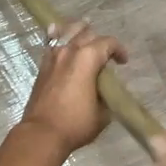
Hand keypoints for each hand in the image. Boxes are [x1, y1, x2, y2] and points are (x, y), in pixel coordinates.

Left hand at [19, 20, 127, 153]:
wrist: (42, 133)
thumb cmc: (76, 123)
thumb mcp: (103, 113)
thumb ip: (107, 95)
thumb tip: (104, 90)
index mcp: (88, 58)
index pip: (108, 43)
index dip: (119, 50)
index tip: (123, 62)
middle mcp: (70, 51)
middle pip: (88, 34)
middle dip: (100, 41)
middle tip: (106, 56)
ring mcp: (53, 56)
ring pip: (67, 32)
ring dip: (79, 32)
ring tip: (85, 35)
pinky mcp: (42, 66)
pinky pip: (51, 43)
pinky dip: (57, 36)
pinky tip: (57, 33)